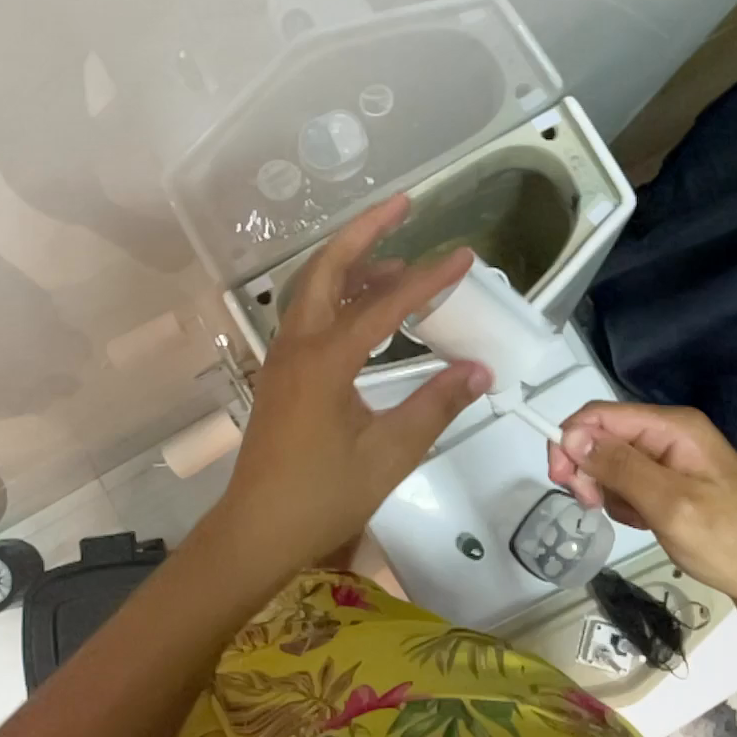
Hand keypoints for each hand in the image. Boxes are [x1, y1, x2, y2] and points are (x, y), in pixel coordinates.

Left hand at [197, 195, 491, 576]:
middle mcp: (297, 346)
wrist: (257, 530)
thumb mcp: (388, 454)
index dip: (428, 278)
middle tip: (404, 205)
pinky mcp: (281, 375)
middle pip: (326, 268)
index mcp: (324, 360)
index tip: (464, 255)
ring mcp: (282, 359)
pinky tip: (368, 311)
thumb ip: (434, 406)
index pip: (383, 305)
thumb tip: (479, 371)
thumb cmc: (321, 496)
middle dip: (365, 232)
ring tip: (399, 262)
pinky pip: (310, 317)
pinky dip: (339, 297)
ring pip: (313, 291)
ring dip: (352, 265)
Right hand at [547, 402, 736, 618]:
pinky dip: (623, 502)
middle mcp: (670, 434)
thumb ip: (620, 467)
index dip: (571, 440)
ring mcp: (672, 459)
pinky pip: (628, 482)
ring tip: (631, 520)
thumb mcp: (671, 505)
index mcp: (673, 427)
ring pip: (610, 462)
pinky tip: (642, 522)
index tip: (560, 481)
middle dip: (587, 468)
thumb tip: (571, 436)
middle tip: (593, 506)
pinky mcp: (672, 483)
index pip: (599, 414)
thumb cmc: (731, 543)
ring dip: (606, 490)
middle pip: (602, 435)